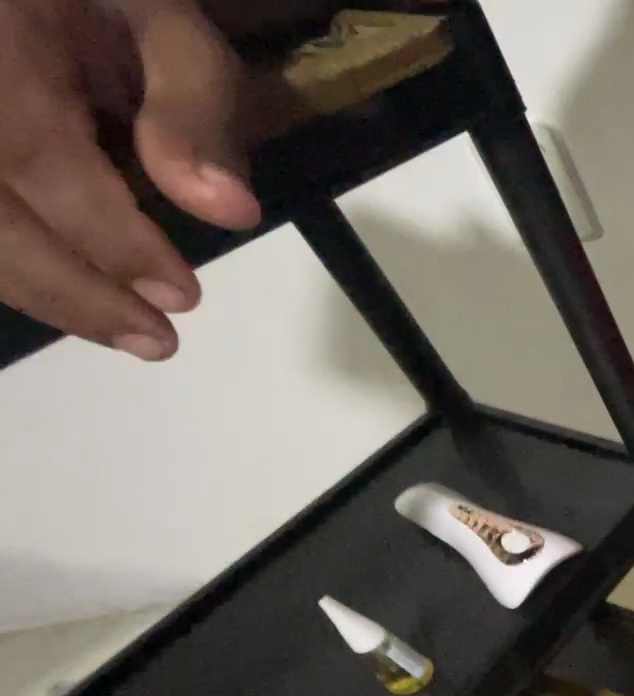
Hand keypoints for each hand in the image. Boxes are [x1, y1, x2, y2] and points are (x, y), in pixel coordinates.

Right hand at [0, 0, 258, 358]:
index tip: (181, 297)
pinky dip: (4, 255)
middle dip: (58, 284)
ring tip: (115, 328)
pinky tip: (61, 286)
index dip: (108, 237)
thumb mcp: (164, 26)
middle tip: (151, 342)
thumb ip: (195, 114)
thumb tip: (228, 212)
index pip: (29, 153)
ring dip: (23, 280)